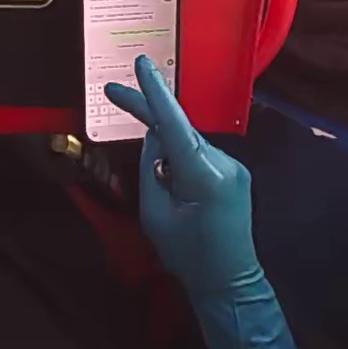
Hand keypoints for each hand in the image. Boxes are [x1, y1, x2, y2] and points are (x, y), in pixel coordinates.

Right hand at [106, 56, 312, 348]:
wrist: (230, 283)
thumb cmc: (187, 255)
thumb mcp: (155, 214)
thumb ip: (151, 170)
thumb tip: (153, 137)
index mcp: (204, 174)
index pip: (175, 124)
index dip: (155, 93)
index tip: (141, 65)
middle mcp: (224, 162)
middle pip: (178, 129)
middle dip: (147, 113)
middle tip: (112, 93)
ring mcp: (234, 168)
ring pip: (186, 144)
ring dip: (164, 152)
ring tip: (160, 194)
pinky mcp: (234, 175)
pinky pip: (197, 156)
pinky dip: (178, 162)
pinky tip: (173, 190)